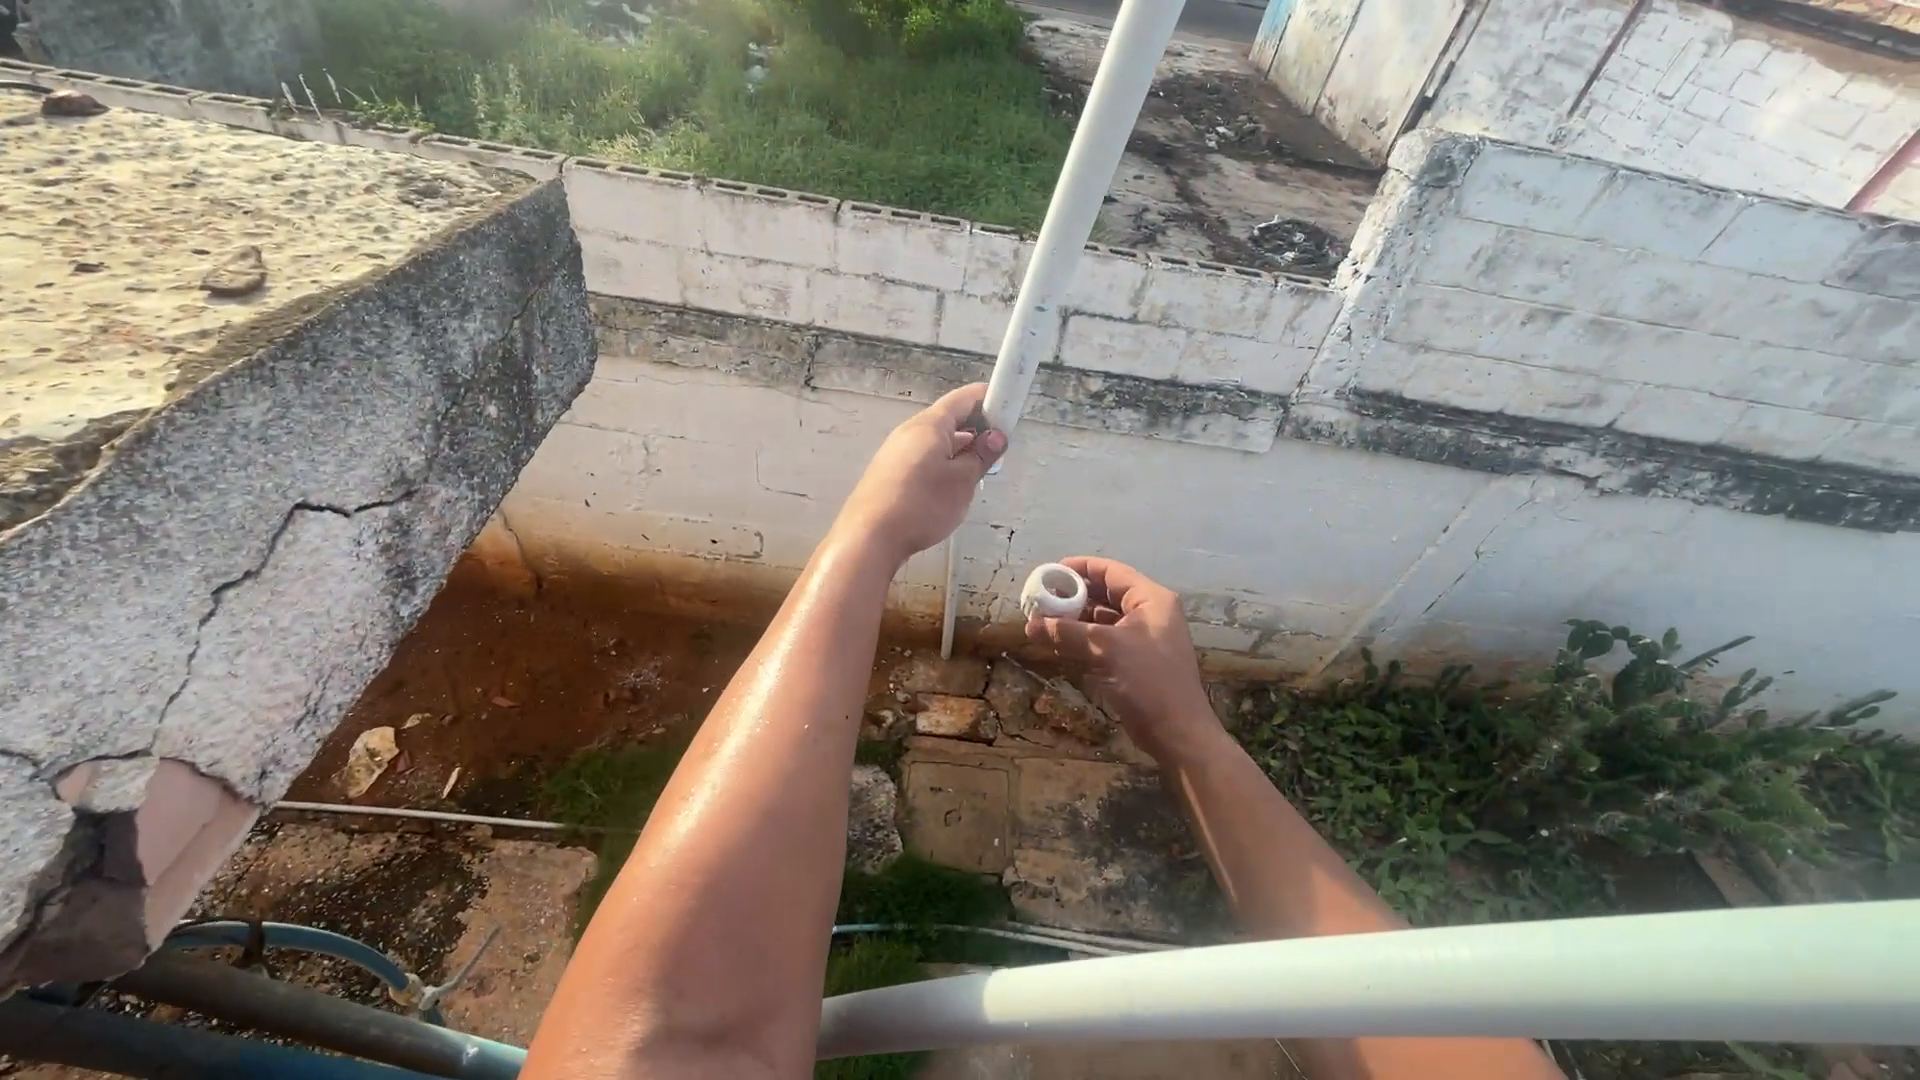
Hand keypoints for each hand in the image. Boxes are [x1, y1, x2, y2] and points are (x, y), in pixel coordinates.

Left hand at [833, 383, 1006, 565]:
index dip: (990, 400)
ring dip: (960, 450)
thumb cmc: (922, 505)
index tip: (1009, 415)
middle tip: (996, 452)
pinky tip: (949, 488)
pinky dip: (942, 464)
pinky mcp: (888, 473)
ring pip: (935, 441)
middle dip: (976, 430)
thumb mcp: (962, 482)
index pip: (964, 398)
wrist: (869, 538)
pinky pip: (922, 458)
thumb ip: (981, 456)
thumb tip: (996, 437)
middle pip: (949, 419)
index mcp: (929, 425)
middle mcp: (909, 431)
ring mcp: (895, 452)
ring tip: (977, 473)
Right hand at [1025, 557, 1222, 764]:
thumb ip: (1067, 633)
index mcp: (1151, 599)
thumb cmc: (1148, 681)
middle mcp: (1149, 613)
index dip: (1079, 568)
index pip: (1111, 571)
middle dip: (1072, 596)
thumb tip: (1030, 625)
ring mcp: (1142, 638)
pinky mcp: (1135, 661)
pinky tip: (1057, 643)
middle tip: (1040, 599)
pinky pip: (1104, 641)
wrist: (1178, 733)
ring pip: (1102, 619)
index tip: (1049, 572)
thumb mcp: (1106, 649)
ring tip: (1042, 620)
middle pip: (1105, 594)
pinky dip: (1082, 640)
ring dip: (1074, 619)